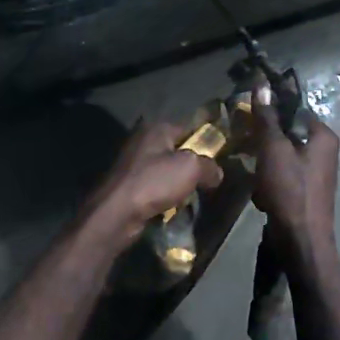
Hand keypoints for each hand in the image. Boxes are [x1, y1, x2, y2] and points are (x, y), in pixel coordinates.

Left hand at [86, 119, 225, 240]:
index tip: (222, 159)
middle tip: (210, 181)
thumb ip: (208, 165)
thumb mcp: (190, 168)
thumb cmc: (154, 182)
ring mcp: (135, 163)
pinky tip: (175, 206)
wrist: (118, 211)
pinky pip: (157, 187)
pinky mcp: (131, 184)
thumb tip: (216, 172)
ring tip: (193, 196)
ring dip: (181, 184)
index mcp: (156, 129)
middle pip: (178, 150)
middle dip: (194, 166)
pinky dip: (167, 196)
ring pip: (168, 171)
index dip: (206, 142)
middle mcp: (143, 141)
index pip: (188, 128)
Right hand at [249, 80, 339, 252]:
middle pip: (286, 130)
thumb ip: (266, 117)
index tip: (247, 106)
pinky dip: (267, 176)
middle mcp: (324, 151)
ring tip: (247, 161)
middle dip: (263, 134)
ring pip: (280, 152)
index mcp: (323, 136)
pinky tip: (257, 186)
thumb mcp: (273, 148)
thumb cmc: (290, 188)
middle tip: (243, 134)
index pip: (294, 107)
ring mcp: (314, 172)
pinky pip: (281, 172)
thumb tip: (262, 84)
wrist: (300, 239)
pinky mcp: (303, 190)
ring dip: (262, 156)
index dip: (271, 105)